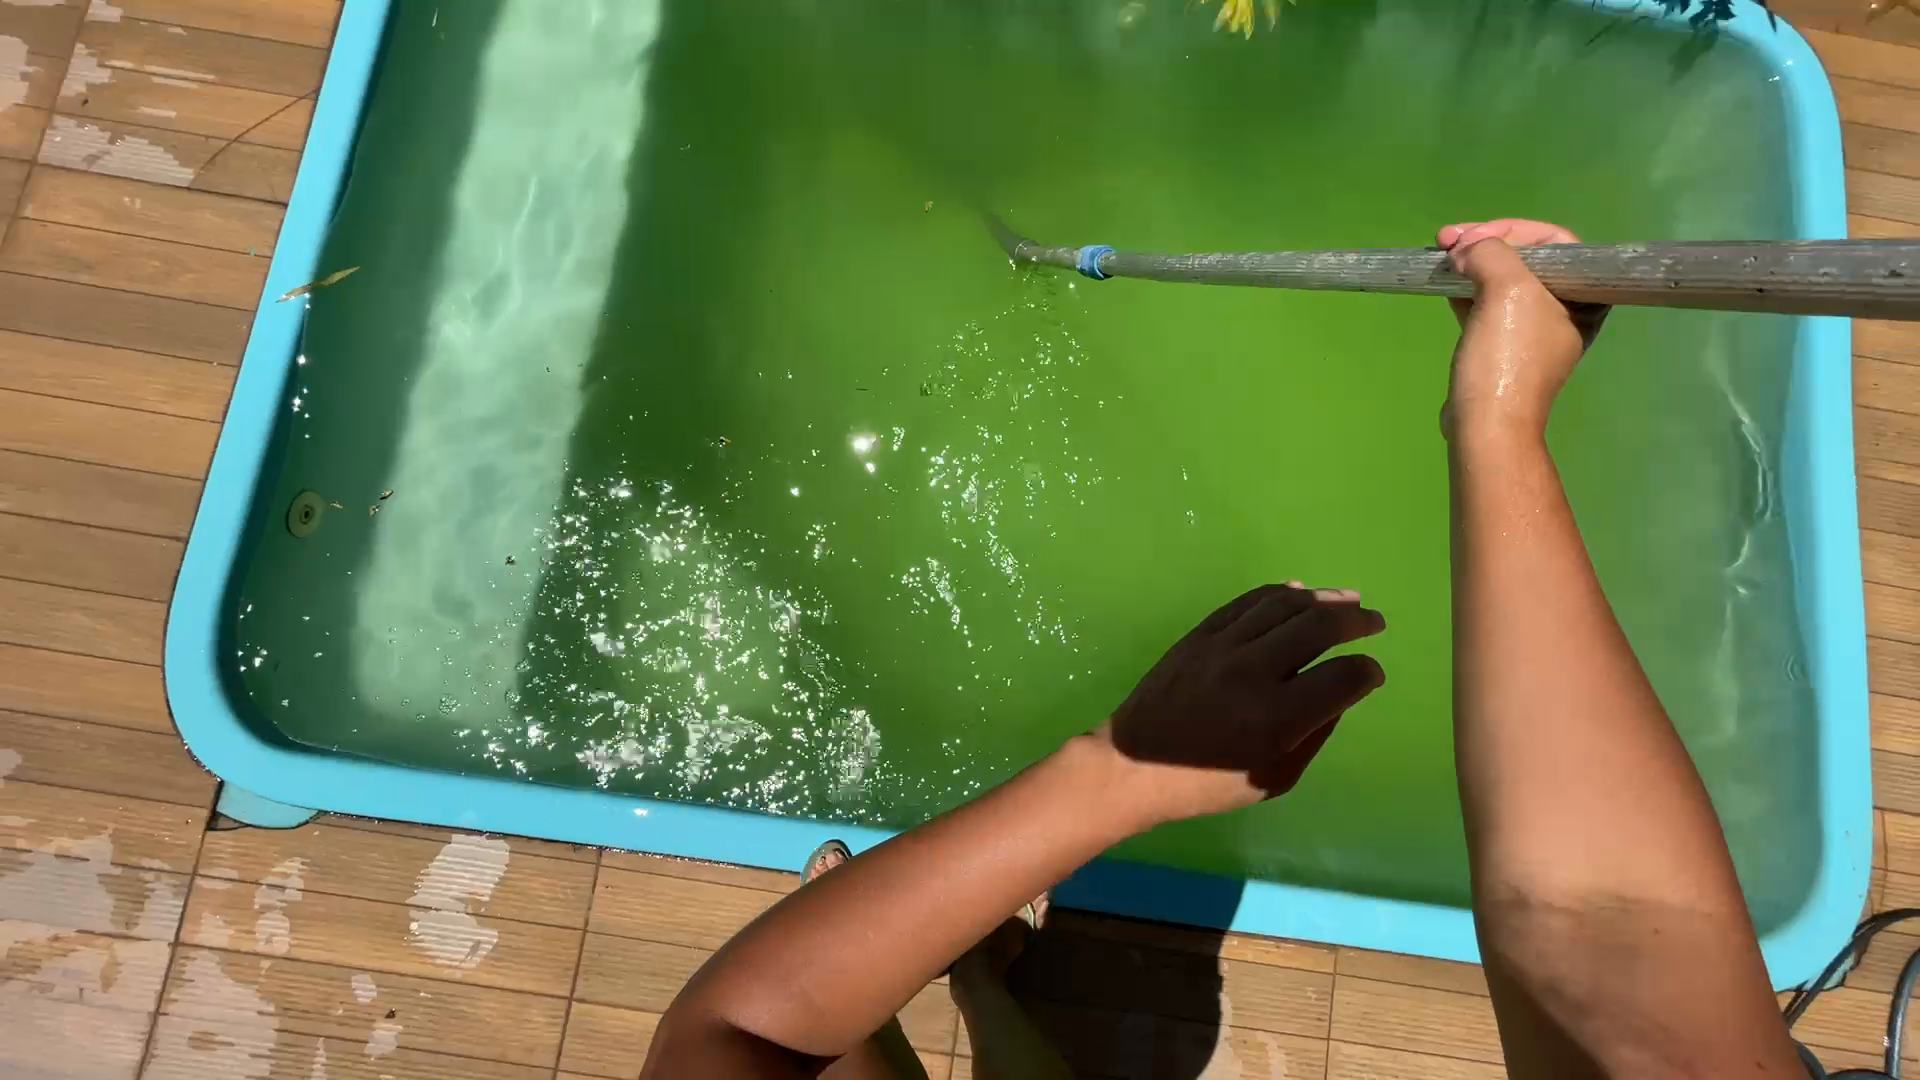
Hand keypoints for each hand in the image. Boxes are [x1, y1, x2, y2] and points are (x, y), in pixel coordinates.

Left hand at [1095, 583, 1385, 826]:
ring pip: (1281, 605)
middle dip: (1356, 620)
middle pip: (1318, 626)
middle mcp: (1252, 672)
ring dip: (1321, 598)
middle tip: (1374, 620)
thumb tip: (1339, 692)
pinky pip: (1244, 603)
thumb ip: (1314, 733)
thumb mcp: (1275, 777)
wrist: (1135, 764)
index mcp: (1278, 717)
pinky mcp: (1198, 635)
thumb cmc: (1208, 783)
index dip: (1368, 672)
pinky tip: (1298, 592)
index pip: (1343, 677)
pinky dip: (1276, 594)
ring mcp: (1221, 647)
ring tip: (1347, 599)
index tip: (1372, 673)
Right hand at [1437, 219, 1608, 439]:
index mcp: (1584, 291)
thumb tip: (1465, 248)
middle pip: (1525, 259)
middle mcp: (1565, 306)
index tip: (1463, 237)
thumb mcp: (1508, 291)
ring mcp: (1532, 329)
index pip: (1551, 239)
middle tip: (1445, 242)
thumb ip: (1491, 254)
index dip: (1507, 229)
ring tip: (1440, 260)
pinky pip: (1486, 307)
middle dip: (1484, 245)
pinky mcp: (1501, 348)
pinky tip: (1445, 287)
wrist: (1487, 421)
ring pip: (1502, 282)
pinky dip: (1466, 292)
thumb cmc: (1506, 357)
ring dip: (1470, 267)